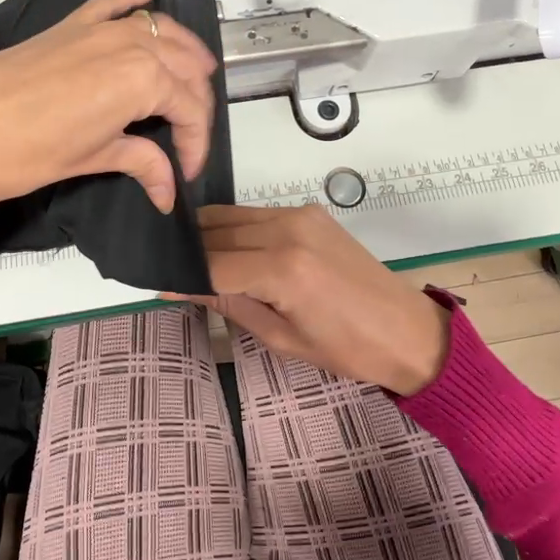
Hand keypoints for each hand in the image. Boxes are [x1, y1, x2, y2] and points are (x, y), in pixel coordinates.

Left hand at [0, 0, 218, 279]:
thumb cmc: (32, 151)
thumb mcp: (95, 157)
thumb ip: (142, 163)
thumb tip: (168, 192)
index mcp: (146, 78)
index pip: (190, 108)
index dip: (196, 144)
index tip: (188, 172)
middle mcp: (133, 43)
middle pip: (184, 66)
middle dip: (195, 101)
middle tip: (189, 134)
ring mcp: (101, 27)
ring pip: (159, 29)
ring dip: (181, 50)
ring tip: (192, 75)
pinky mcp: (72, 24)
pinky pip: (112, 1)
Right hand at [166, 205, 450, 395]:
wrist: (405, 329)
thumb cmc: (346, 349)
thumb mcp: (280, 337)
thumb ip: (228, 302)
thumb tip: (179, 287)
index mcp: (283, 268)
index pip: (211, 262)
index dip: (180, 273)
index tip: (154, 281)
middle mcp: (288, 228)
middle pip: (216, 229)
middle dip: (188, 248)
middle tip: (165, 269)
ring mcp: (300, 213)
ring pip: (232, 214)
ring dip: (208, 234)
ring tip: (190, 259)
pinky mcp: (309, 210)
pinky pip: (256, 213)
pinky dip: (234, 228)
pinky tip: (224, 248)